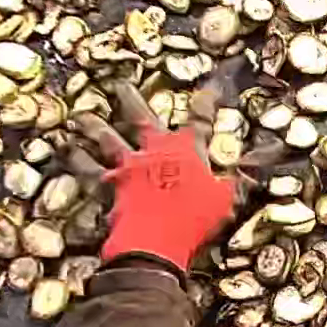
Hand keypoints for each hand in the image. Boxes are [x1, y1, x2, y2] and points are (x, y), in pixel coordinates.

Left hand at [70, 82, 239, 273]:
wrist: (156, 243)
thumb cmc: (195, 220)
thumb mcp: (226, 200)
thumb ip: (239, 180)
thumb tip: (262, 163)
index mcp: (187, 149)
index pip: (200, 118)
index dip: (207, 100)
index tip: (210, 85)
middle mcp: (154, 150)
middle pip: (141, 118)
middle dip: (132, 100)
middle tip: (119, 84)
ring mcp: (129, 167)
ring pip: (107, 139)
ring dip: (93, 126)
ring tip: (79, 115)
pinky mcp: (109, 186)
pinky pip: (87, 169)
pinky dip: (74, 158)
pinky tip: (63, 148)